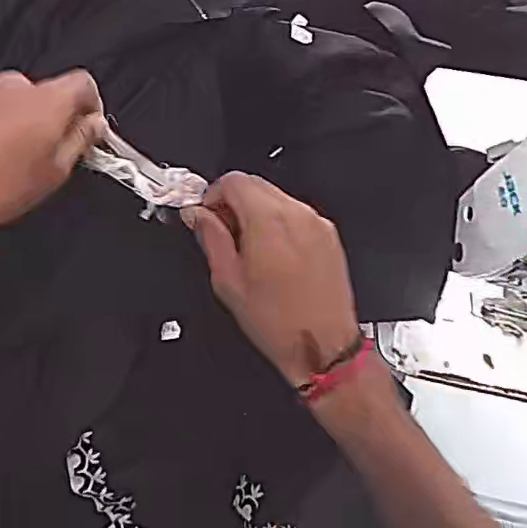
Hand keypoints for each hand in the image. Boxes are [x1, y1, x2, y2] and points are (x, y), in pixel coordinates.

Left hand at [0, 71, 105, 286]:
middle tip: (46, 155)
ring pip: (14, 100)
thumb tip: (92, 124)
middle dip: (51, 119)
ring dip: (18, 122)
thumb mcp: (52, 174)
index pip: (84, 82)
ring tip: (8, 161)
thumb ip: (79, 141)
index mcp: (46, 100)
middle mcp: (14, 86)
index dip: (91, 105)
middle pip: (46, 93)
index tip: (87, 128)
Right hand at [182, 172, 360, 386]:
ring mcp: (316, 224)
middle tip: (221, 229)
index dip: (212, 194)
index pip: (233, 180)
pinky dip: (278, 223)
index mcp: (268, 221)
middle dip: (232, 201)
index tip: (206, 213)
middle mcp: (297, 215)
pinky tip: (271, 255)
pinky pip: (295, 214)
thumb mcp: (228, 280)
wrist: (323, 347)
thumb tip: (198, 216)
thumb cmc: (279, 322)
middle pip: (255, 184)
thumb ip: (210, 237)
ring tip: (247, 248)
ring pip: (275, 198)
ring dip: (255, 211)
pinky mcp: (328, 235)